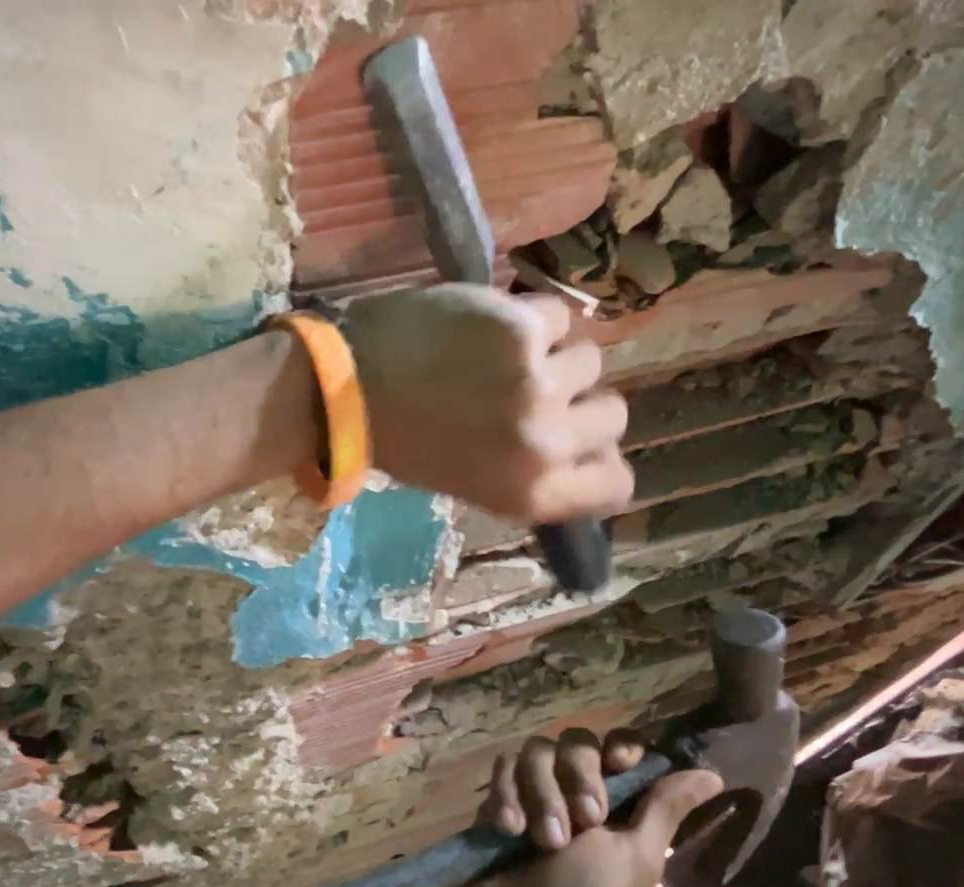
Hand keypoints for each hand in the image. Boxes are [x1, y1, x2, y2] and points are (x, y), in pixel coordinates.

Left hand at [342, 286, 631, 522]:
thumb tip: (582, 446)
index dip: (603, 458)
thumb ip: (534, 472)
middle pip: (613, 414)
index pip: (617, 483)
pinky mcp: (522, 329)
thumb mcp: (475, 483)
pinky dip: (528, 317)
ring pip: (590, 360)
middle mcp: (545, 445)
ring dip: (554, 355)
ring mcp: (538, 384)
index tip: (583, 442)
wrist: (347, 391)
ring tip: (504, 355)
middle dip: (579, 400)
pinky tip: (489, 327)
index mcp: (532, 494)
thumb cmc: (406, 443)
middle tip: (536, 388)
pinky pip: (558, 315)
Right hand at [454, 729, 722, 886]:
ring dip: (541, 794)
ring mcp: (534, 791)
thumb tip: (714, 777)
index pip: (621, 745)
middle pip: (576, 741)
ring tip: (540, 840)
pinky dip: (506, 797)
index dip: (621, 746)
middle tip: (583, 822)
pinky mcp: (500, 798)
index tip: (619, 764)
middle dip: (578, 777)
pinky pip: (502, 768)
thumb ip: (666, 808)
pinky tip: (509, 829)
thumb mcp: (636, 856)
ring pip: (535, 751)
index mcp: (618, 803)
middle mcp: (575, 789)